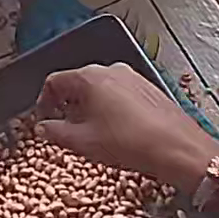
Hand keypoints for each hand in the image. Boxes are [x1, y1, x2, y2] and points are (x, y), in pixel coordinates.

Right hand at [35, 64, 218, 189]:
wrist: (176, 147)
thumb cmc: (128, 142)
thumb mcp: (83, 142)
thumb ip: (55, 132)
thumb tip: (42, 128)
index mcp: (90, 77)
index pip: (54, 81)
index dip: (43, 102)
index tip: (44, 120)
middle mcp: (111, 70)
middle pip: (78, 83)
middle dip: (67, 106)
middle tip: (66, 130)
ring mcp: (133, 77)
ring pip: (100, 88)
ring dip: (89, 108)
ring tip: (91, 135)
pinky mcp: (148, 89)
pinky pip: (120, 94)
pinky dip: (110, 108)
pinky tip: (115, 131)